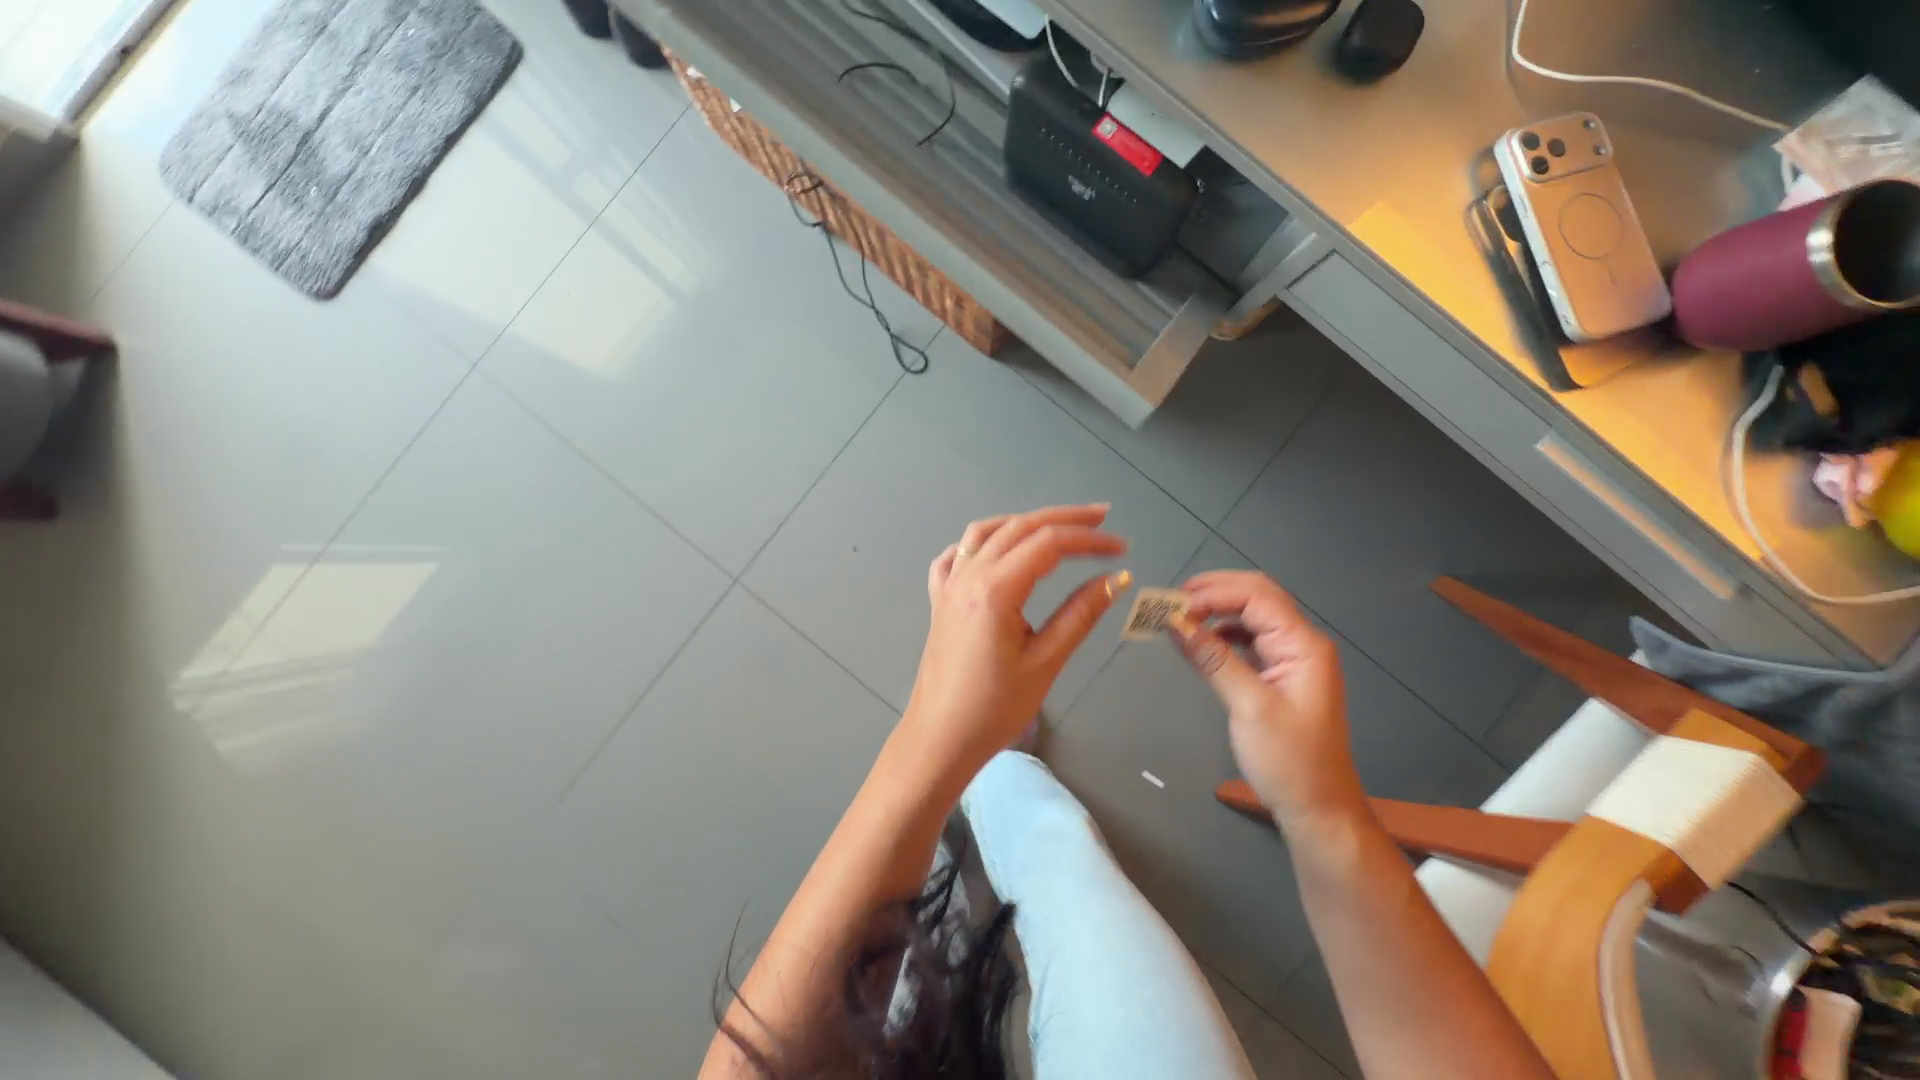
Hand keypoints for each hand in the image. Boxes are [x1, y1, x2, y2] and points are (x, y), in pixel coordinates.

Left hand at [900, 505, 1131, 779]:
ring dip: (1024, 522)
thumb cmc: (994, 708)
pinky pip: (957, 555)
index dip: (1089, 540)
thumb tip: (1116, 579)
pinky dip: (982, 542)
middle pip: (1020, 527)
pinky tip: (998, 550)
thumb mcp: (1045, 662)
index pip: (1049, 544)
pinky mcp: (939, 601)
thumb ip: (1080, 614)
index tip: (1122, 549)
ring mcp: (949, 586)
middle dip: (1064, 519)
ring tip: (1057, 526)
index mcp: (996, 589)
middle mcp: (969, 576)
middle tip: (1103, 518)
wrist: (940, 739)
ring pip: (986, 532)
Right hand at [1172, 571, 1366, 831]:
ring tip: (1180, 617)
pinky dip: (1224, 634)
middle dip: (1215, 591)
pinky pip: (1251, 641)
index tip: (1172, 607)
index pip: (1256, 597)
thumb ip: (1213, 659)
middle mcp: (1301, 644)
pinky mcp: (1281, 676)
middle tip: (1171, 599)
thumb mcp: (1249, 707)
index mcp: (1303, 645)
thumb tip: (1175, 622)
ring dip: (1217, 610)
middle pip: (1257, 597)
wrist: (1319, 809)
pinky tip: (1201, 642)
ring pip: (1253, 617)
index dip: (1213, 594)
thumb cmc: (1289, 760)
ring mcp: (1293, 660)